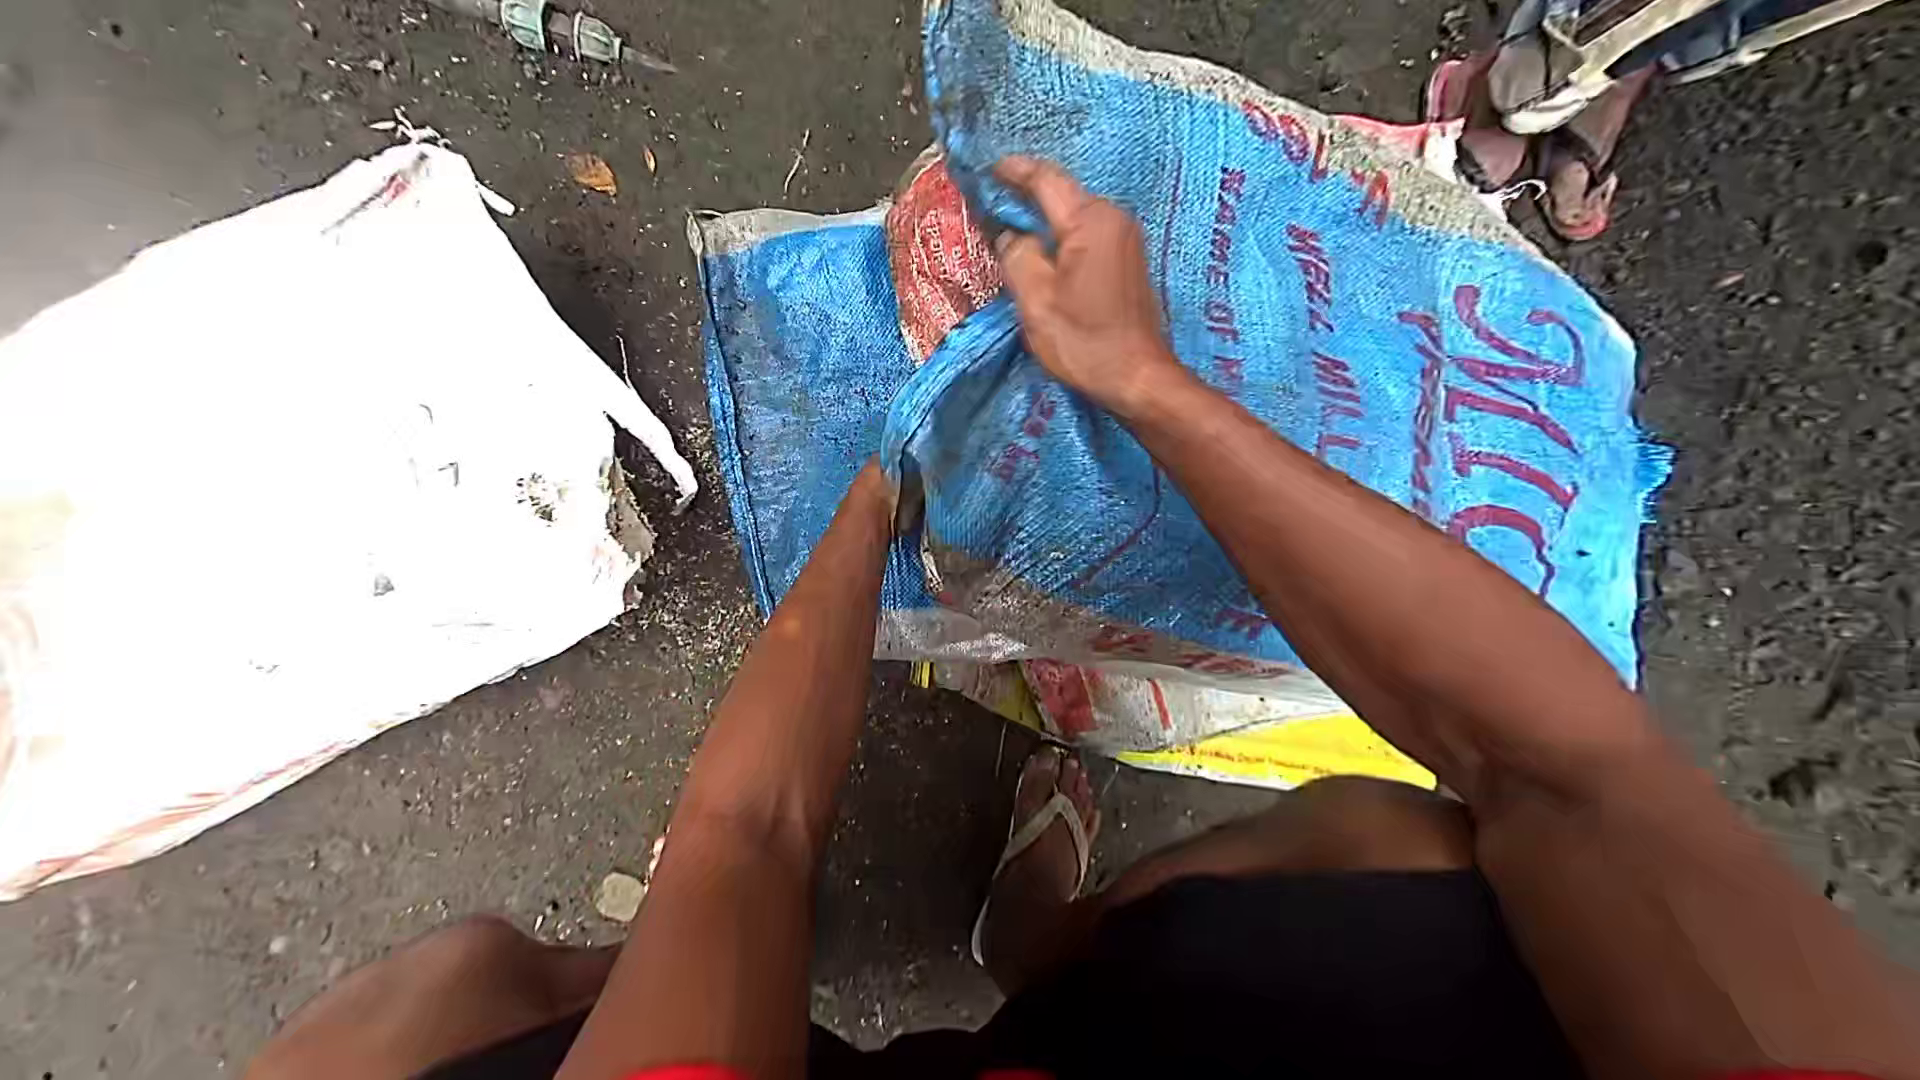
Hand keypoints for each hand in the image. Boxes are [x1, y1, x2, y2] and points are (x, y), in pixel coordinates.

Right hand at [993, 156, 1186, 416]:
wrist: (1137, 378)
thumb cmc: (1085, 342)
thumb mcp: (1037, 301)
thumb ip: (1017, 257)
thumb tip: (1010, 236)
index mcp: (1091, 221)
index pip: (1045, 179)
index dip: (1012, 171)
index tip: (986, 170)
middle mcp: (1114, 219)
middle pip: (1063, 196)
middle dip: (1026, 197)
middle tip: (992, 203)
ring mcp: (1126, 240)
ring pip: (1075, 218)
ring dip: (1044, 222)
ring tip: (1011, 229)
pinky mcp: (1128, 263)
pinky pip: (1088, 237)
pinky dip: (1062, 240)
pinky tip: (1043, 254)